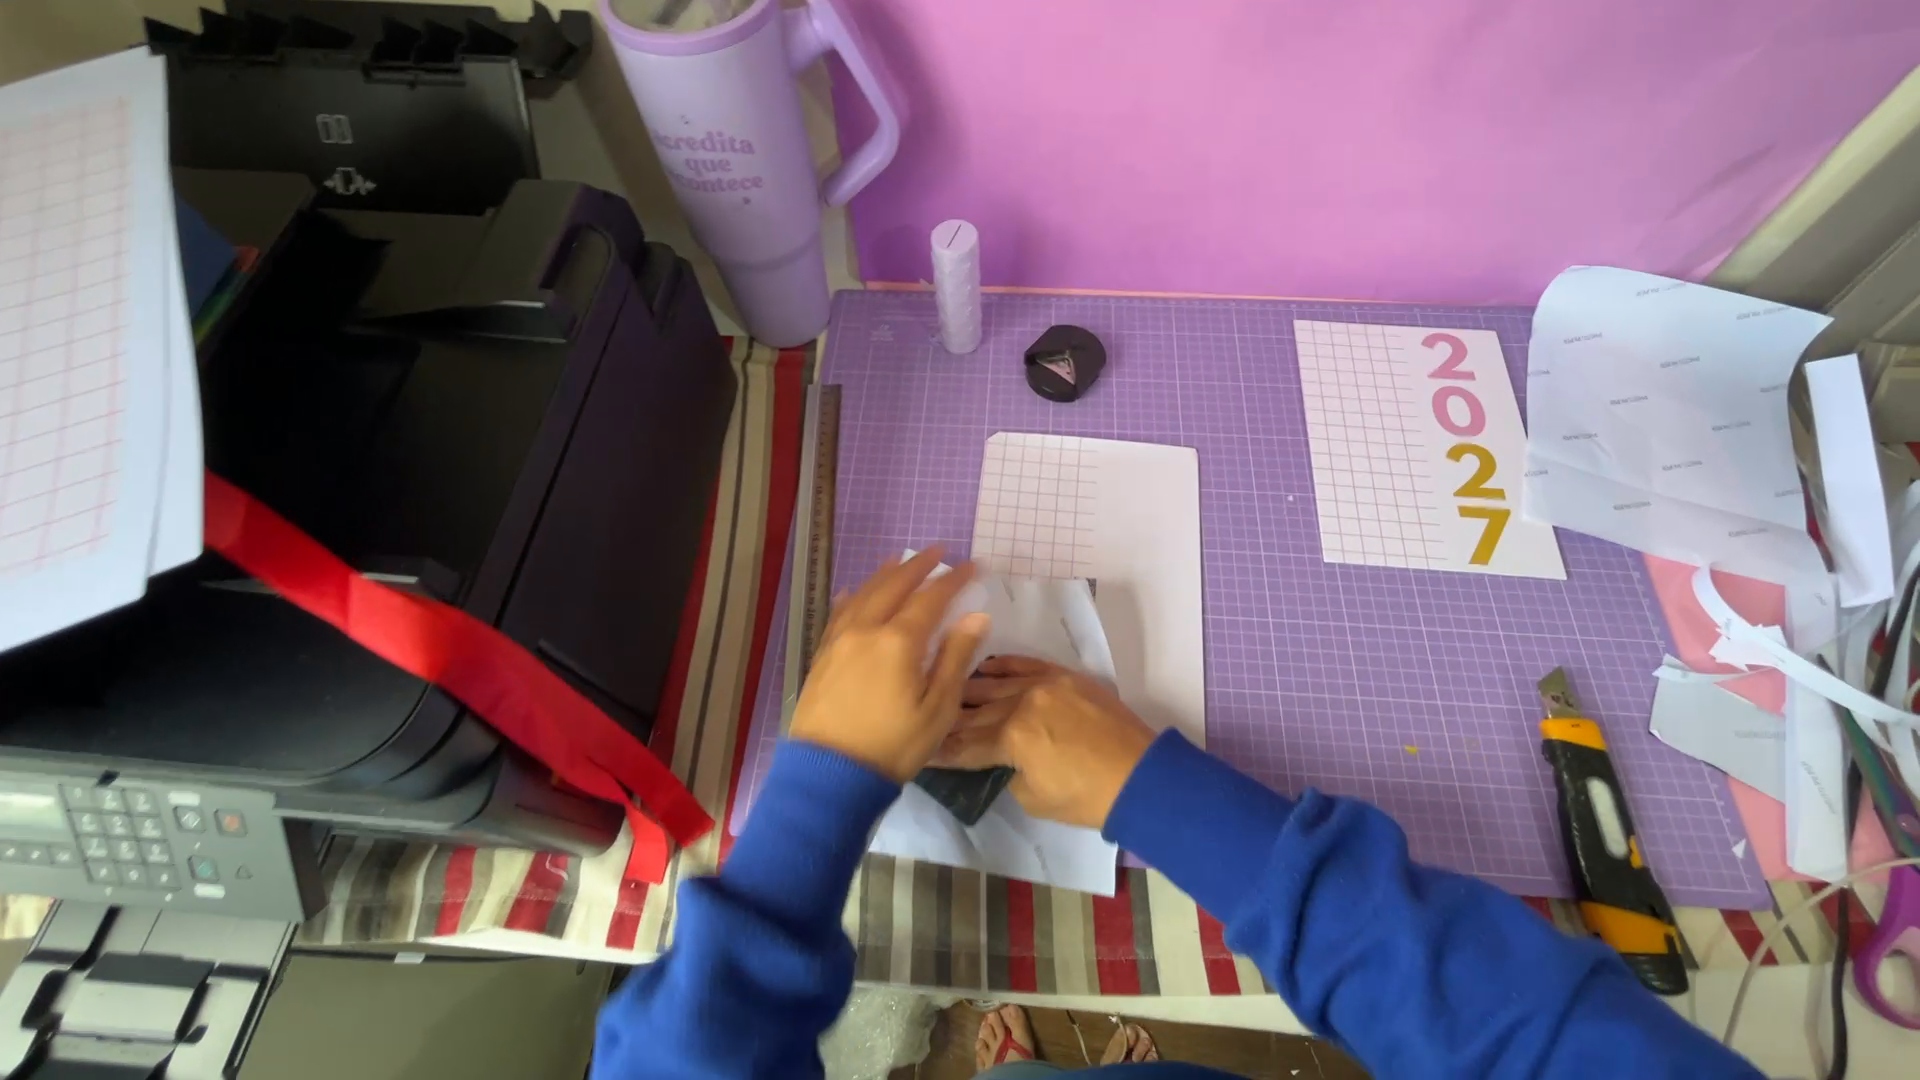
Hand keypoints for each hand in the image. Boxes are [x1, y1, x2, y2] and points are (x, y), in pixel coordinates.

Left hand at [789, 547, 990, 782]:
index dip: (953, 580)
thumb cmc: (894, 745)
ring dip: (885, 575)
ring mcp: (839, 641)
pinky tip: (854, 591)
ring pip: (863, 595)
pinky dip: (852, 597)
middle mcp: (867, 630)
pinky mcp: (822, 656)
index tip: (971, 566)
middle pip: (894, 586)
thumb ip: (956, 657)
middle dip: (918, 566)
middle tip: (938, 552)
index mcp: (899, 642)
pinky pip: (839, 614)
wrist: (830, 776)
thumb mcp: (938, 708)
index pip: (931, 599)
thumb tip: (976, 616)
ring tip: (899, 560)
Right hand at [935, 656, 1156, 828]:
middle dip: (948, 717)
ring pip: (993, 684)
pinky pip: (1024, 663)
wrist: (1139, 776)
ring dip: (967, 689)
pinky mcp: (1063, 675)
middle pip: (974, 711)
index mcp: (1011, 739)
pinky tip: (982, 667)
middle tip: (925, 717)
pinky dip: (1001, 665)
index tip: (919, 748)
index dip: (940, 749)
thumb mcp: (1033, 799)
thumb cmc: (1086, 798)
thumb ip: (1007, 773)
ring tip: (945, 689)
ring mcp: (1043, 684)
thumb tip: (999, 759)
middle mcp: (1021, 704)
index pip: (965, 744)